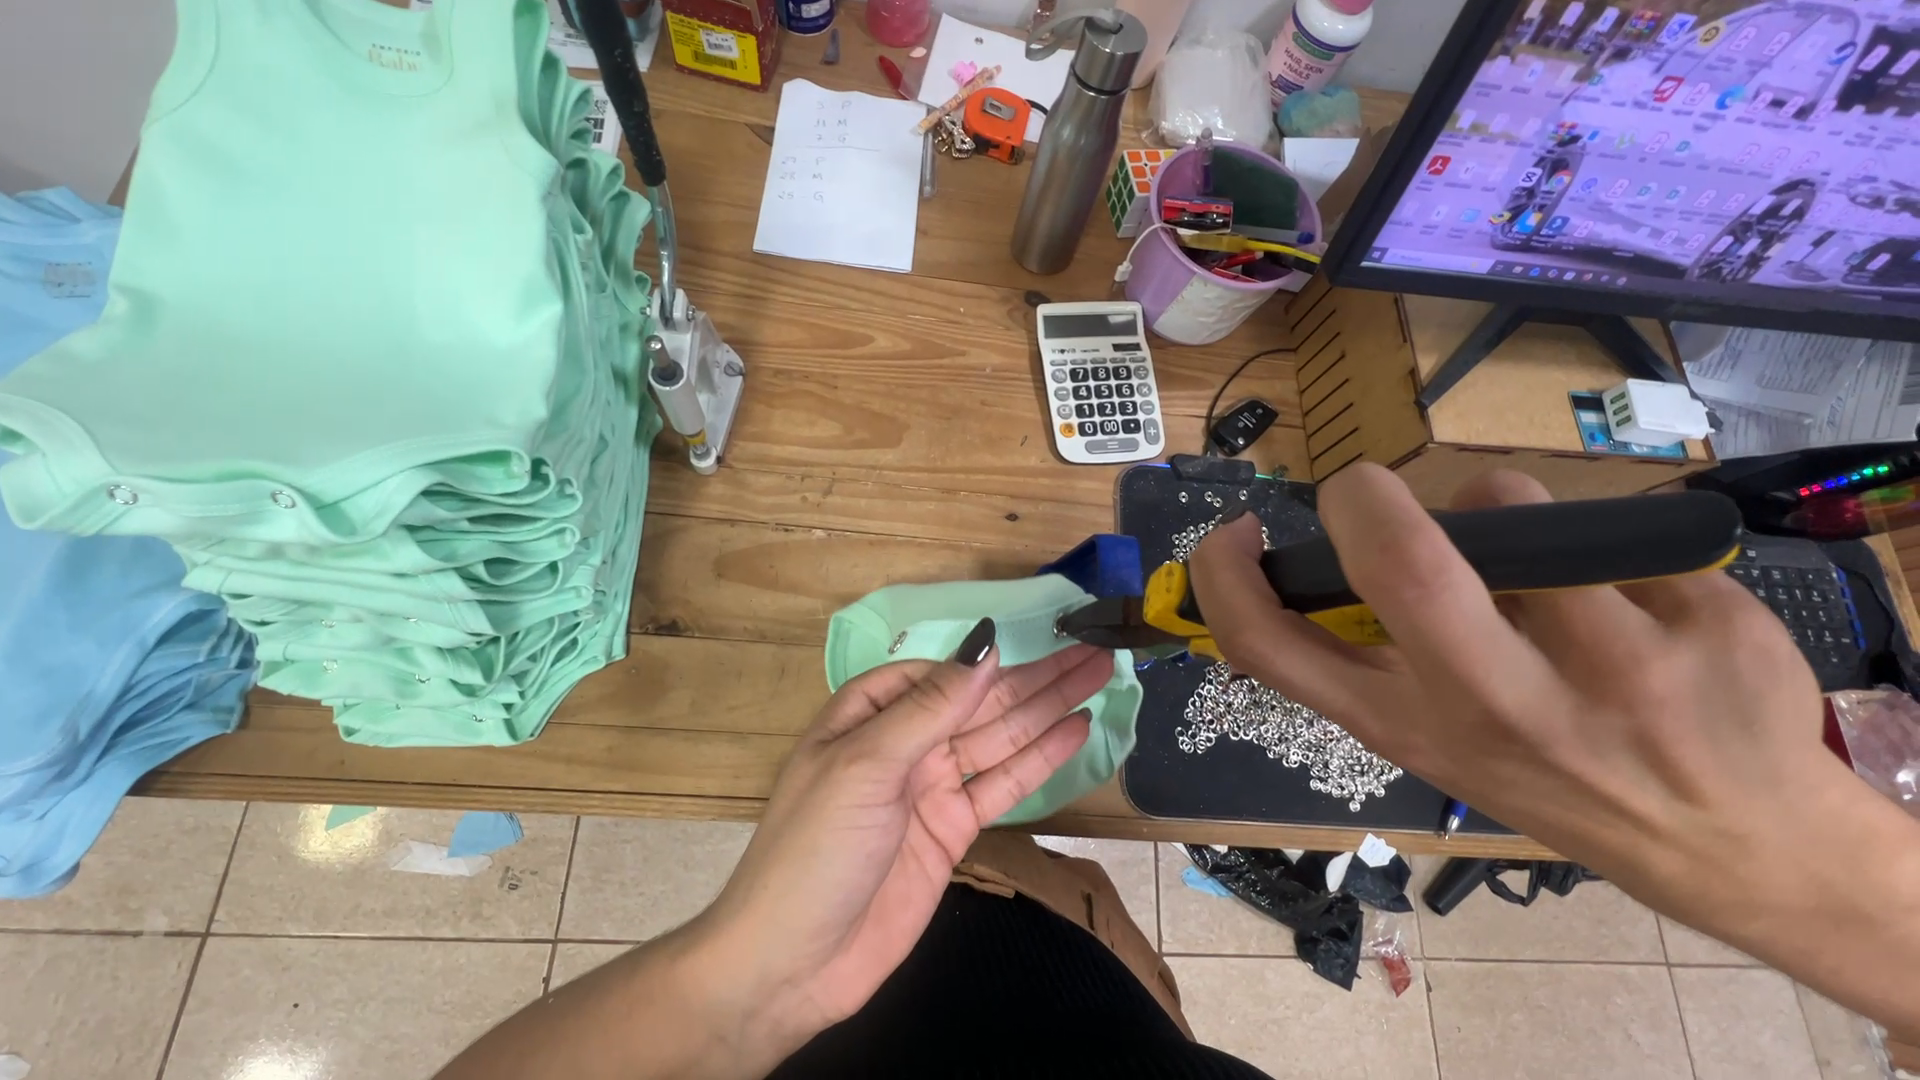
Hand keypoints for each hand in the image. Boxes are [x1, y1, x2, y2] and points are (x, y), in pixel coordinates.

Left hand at [691, 622, 1107, 1066]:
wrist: (793, 964)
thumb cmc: (815, 849)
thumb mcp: (865, 765)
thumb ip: (929, 707)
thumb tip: (983, 646)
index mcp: (869, 715)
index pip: (939, 672)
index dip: (988, 657)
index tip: (1043, 637)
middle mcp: (903, 745)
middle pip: (978, 702)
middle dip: (1035, 677)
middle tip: (1094, 651)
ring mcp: (931, 789)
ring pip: (999, 738)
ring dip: (1048, 709)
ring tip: (1099, 676)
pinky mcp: (953, 830)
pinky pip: (1003, 785)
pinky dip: (1040, 759)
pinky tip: (1075, 730)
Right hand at [1188, 466, 1891, 946]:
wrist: (1743, 850)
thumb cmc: (1555, 777)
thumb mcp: (1437, 741)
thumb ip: (1376, 658)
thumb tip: (1342, 545)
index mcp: (1408, 727)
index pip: (1273, 647)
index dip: (1226, 576)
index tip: (1236, 534)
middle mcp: (1496, 705)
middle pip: (1400, 563)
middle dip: (1363, 498)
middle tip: (1365, 493)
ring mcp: (1613, 669)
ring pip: (1509, 506)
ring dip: (1494, 505)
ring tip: (1533, 557)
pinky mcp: (1706, 626)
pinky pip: (1608, 522)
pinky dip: (1594, 538)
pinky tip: (1634, 596)